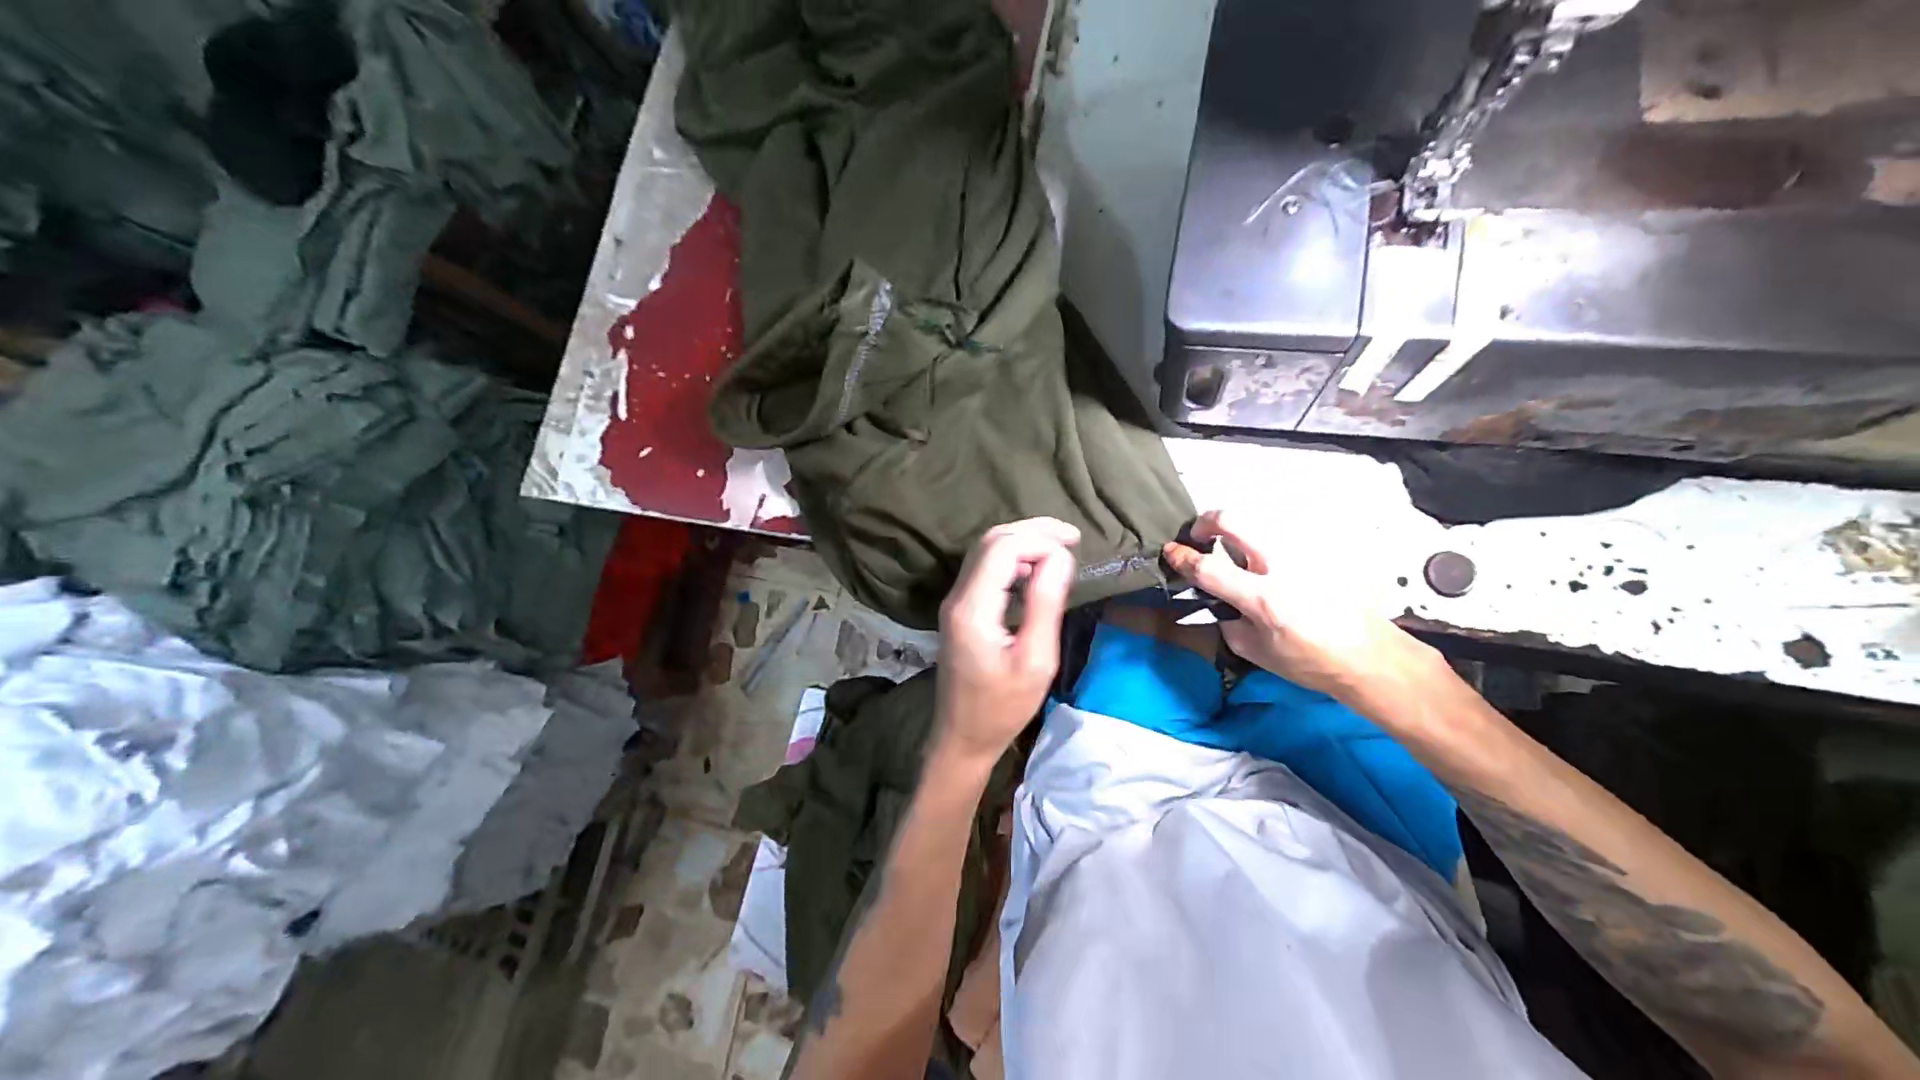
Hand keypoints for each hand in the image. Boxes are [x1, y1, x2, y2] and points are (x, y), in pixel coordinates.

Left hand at [935, 517, 1079, 763]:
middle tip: (1073, 537)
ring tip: (1061, 547)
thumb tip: (1060, 558)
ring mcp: (955, 601)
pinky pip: (984, 568)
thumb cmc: (1002, 707)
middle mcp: (958, 596)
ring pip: (985, 550)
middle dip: (1033, 531)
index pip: (1003, 546)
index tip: (1074, 549)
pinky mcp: (960, 609)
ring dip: (1022, 541)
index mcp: (973, 607)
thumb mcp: (1036, 660)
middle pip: (991, 540)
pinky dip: (1012, 557)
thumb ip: (1045, 604)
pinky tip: (1036, 568)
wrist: (962, 736)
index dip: (1040, 539)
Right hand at [1162, 510, 1447, 715]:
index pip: (1209, 567)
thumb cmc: (1309, 661)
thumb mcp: (1254, 650)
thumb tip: (1216, 598)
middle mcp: (1280, 566)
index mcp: (1262, 598)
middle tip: (1200, 538)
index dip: (1182, 557)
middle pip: (1232, 519)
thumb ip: (1227, 618)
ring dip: (1235, 532)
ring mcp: (1301, 552)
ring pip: (1256, 521)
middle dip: (1206, 522)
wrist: (1368, 655)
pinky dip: (1260, 542)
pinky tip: (1264, 564)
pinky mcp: (1316, 549)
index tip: (1171, 552)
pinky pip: (1278, 534)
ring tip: (1232, 553)